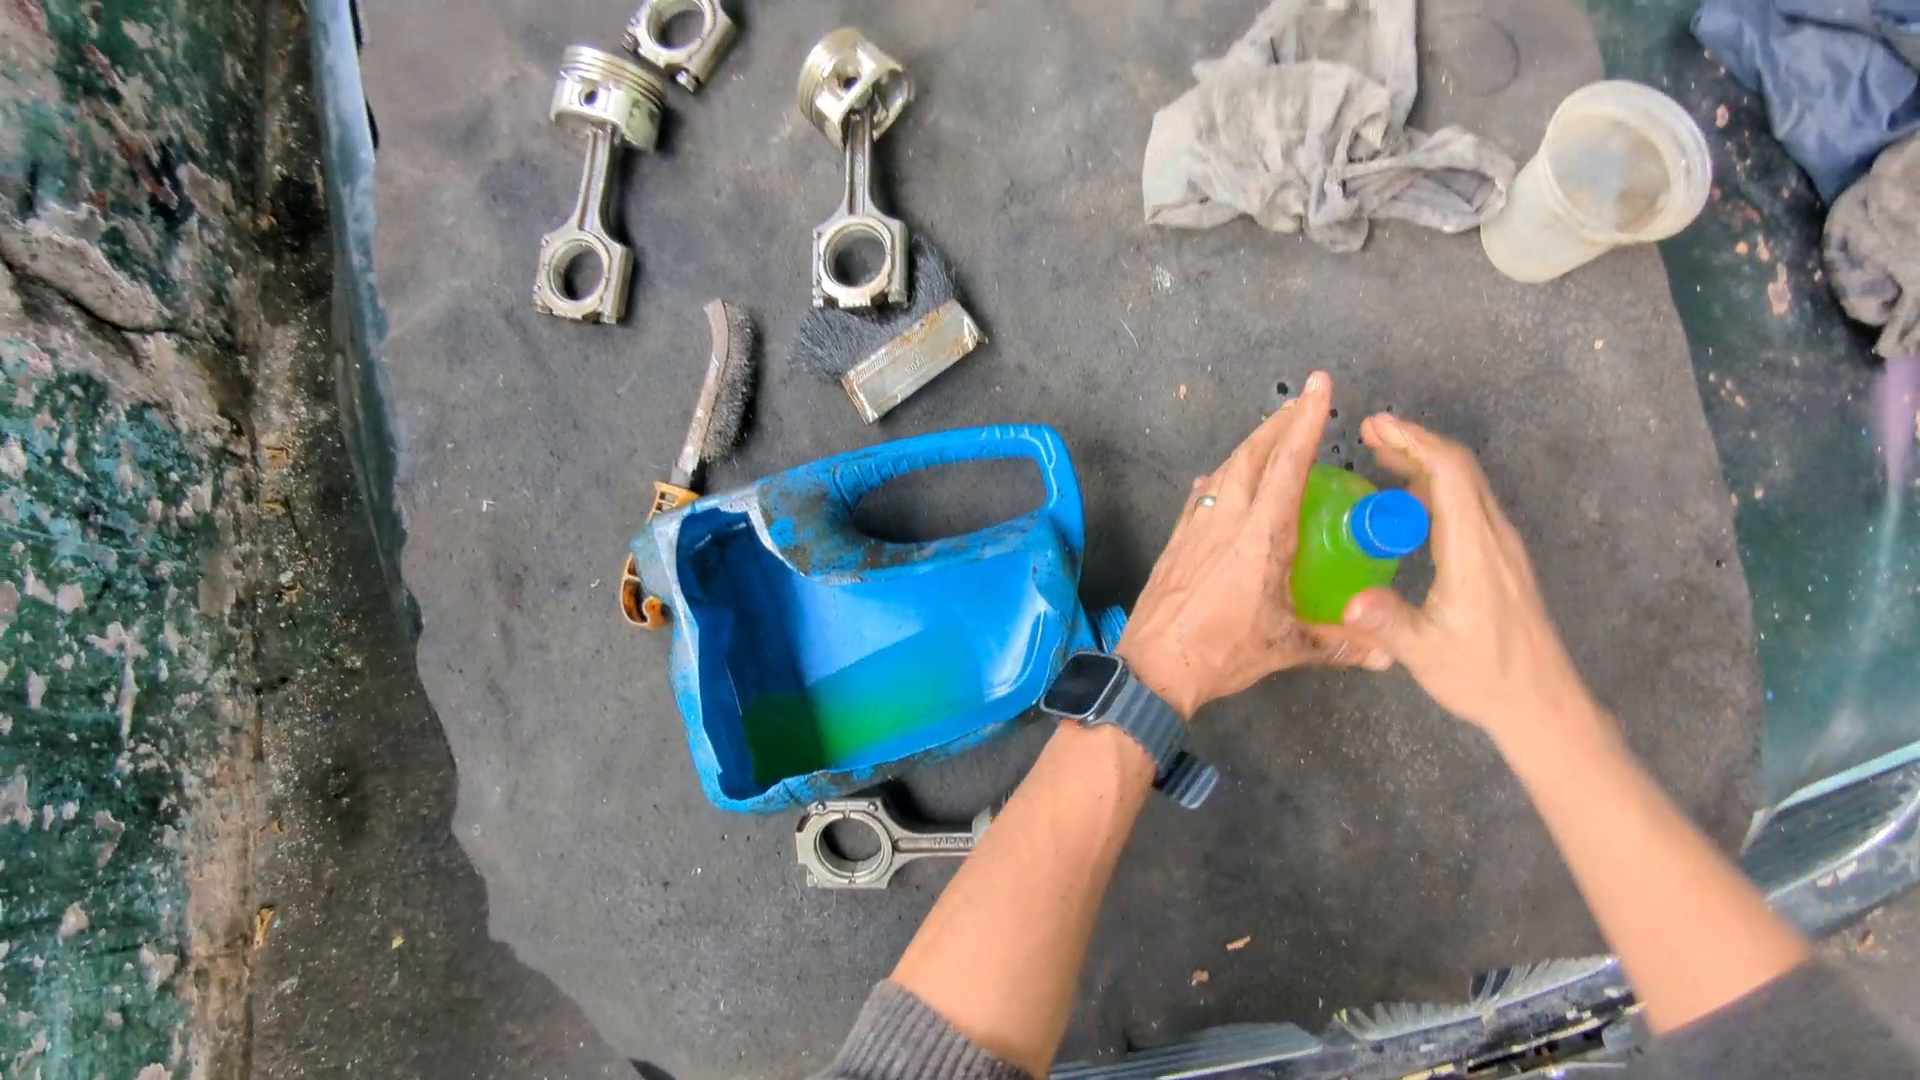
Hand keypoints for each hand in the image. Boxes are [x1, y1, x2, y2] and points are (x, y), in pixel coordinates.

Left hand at [1116, 371, 1349, 716]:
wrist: (1153, 666)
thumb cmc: (1219, 653)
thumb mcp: (1284, 648)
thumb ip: (1337, 643)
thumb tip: (1385, 652)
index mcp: (1260, 537)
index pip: (1288, 466)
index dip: (1306, 423)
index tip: (1319, 388)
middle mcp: (1225, 521)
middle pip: (1251, 456)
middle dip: (1279, 423)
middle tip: (1303, 403)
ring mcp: (1195, 528)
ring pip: (1224, 470)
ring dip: (1249, 447)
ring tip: (1270, 435)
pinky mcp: (1176, 542)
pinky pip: (1201, 496)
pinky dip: (1219, 478)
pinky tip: (1221, 479)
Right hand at [1330, 414, 1595, 743]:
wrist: (1541, 703)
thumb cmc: (1484, 677)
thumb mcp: (1425, 652)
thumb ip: (1387, 622)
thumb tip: (1348, 602)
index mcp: (1475, 550)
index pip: (1451, 474)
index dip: (1415, 441)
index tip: (1378, 427)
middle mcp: (1494, 538)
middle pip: (1461, 469)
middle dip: (1415, 442)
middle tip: (1371, 433)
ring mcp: (1501, 548)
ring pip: (1467, 485)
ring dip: (1425, 463)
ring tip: (1382, 456)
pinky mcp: (1499, 561)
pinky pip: (1468, 506)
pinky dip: (1435, 489)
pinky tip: (1407, 502)